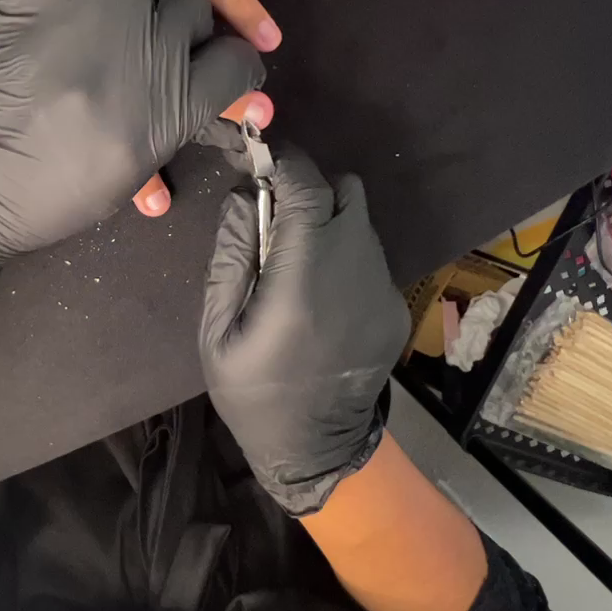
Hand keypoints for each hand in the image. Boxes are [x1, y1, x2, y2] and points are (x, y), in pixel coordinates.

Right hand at [199, 149, 411, 515]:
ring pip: (359, 220)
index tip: (259, 159)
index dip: (283, 163)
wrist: (317, 450)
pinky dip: (341, 253)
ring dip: (324, 221)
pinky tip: (319, 295)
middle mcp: (354, 274)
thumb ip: (232, 254)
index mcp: (303, 281)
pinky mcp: (393, 305)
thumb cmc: (252, 392)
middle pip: (344, 191)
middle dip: (307, 189)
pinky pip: (367, 255)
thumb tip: (247, 194)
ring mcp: (381, 290)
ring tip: (293, 262)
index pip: (307, 190)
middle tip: (273, 220)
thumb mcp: (218, 329)